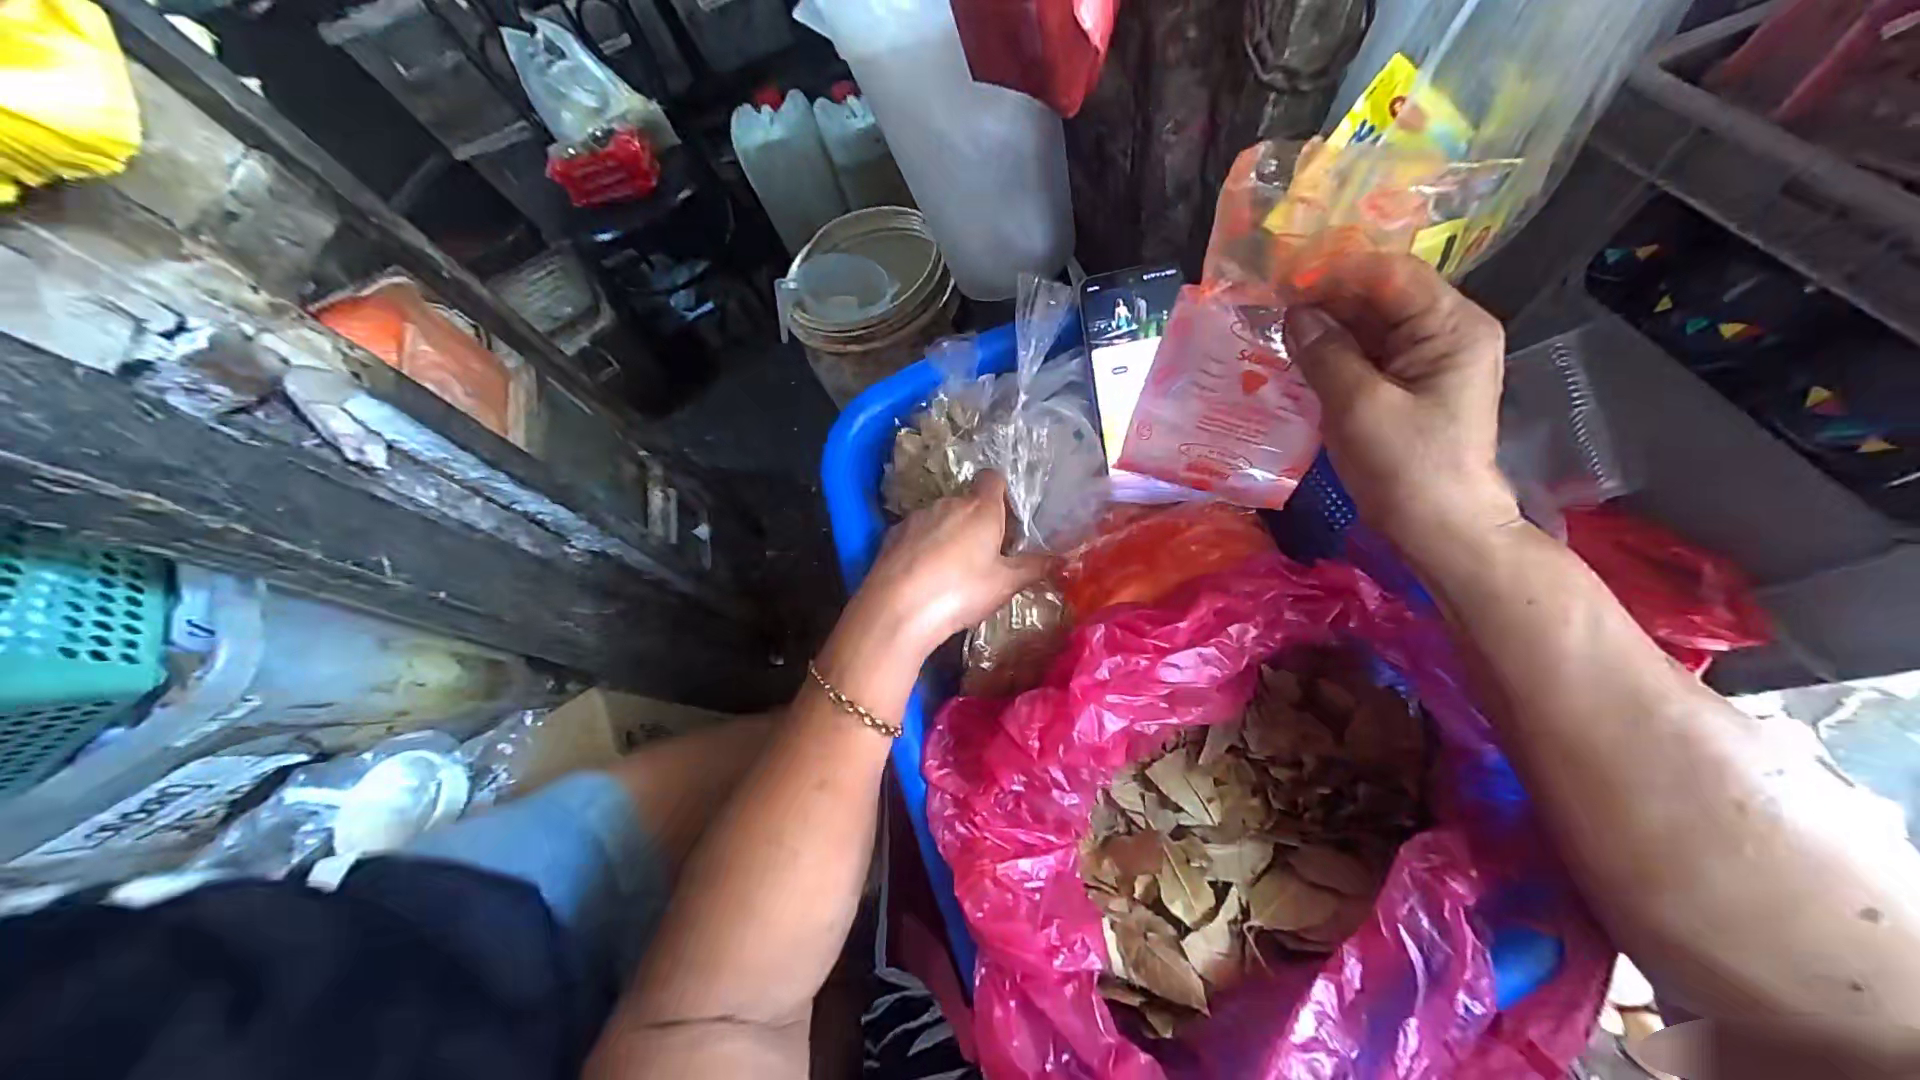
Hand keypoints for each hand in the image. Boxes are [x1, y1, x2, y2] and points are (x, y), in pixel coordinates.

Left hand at [850, 471, 1049, 658]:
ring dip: (948, 535)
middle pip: (966, 503)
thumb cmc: (961, 591)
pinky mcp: (892, 536)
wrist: (898, 609)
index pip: (993, 479)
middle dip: (976, 522)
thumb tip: (1062, 558)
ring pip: (939, 518)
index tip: (1006, 518)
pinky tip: (924, 576)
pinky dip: (922, 548)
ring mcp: (916, 518)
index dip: (1001, 494)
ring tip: (952, 571)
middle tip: (985, 556)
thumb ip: (1034, 567)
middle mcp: (947, 504)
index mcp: (981, 508)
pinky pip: (916, 535)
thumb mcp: (1005, 584)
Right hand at [1283, 251, 1519, 553]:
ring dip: (1323, 328)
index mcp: (1452, 326)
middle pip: (1379, 297)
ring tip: (1273, 330)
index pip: (1390, 274)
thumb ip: (1325, 353)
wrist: (1436, 527)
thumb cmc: (1405, 465)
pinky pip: (1365, 356)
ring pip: (1368, 327)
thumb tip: (1294, 312)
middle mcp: (1446, 332)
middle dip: (1324, 299)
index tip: (1281, 281)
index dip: (1334, 272)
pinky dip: (1331, 354)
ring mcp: (1426, 361)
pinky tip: (1295, 358)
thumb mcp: (1358, 405)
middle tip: (1267, 306)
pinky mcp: (1407, 386)